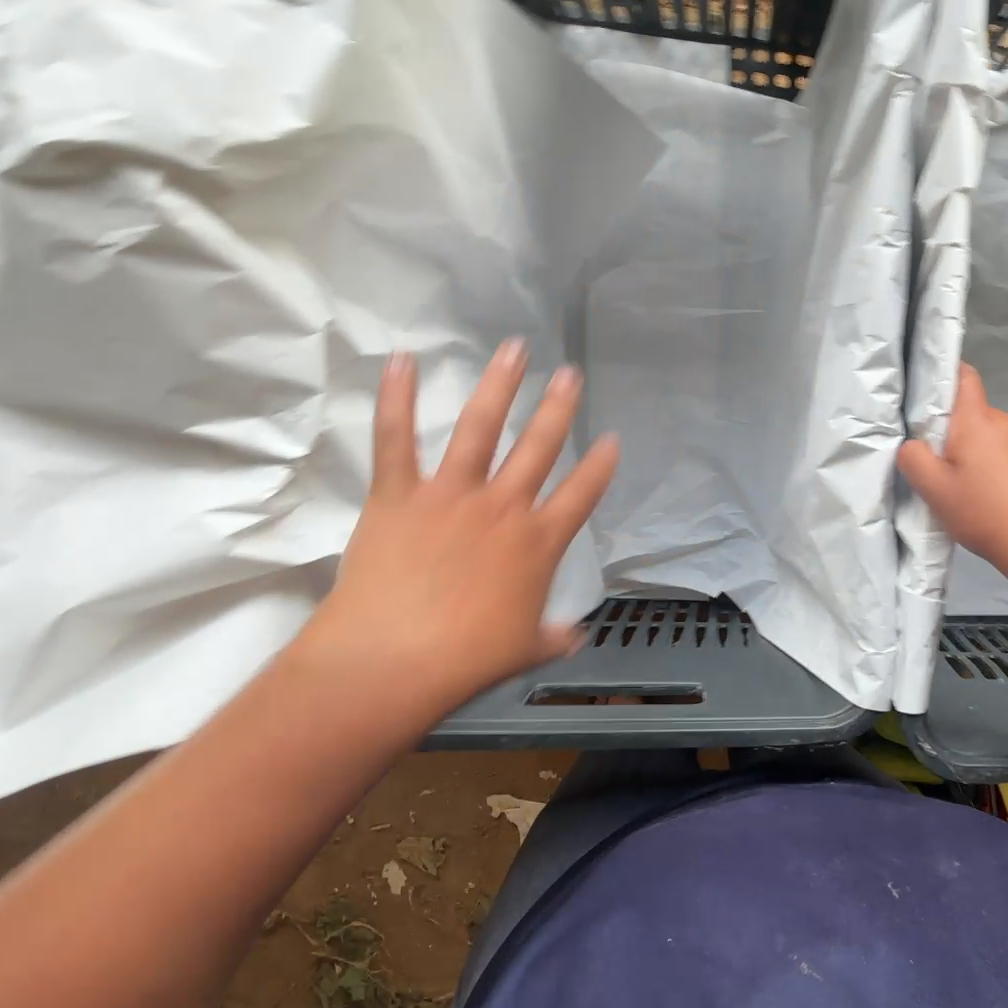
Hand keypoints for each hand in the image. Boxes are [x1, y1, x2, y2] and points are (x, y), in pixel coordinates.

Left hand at [303, 341, 617, 709]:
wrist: (396, 657)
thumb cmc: (469, 658)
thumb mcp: (526, 649)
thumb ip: (553, 635)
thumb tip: (574, 637)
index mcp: (539, 543)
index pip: (581, 494)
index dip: (600, 466)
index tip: (612, 440)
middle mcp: (503, 507)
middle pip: (540, 447)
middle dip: (559, 407)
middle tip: (570, 374)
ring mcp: (450, 494)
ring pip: (481, 428)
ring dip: (499, 385)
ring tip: (514, 349)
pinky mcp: (398, 493)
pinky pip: (395, 437)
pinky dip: (397, 397)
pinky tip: (402, 359)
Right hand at [898, 363, 1007, 577]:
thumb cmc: (983, 512)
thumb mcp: (933, 489)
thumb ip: (913, 458)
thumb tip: (913, 445)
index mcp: (977, 419)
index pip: (963, 375)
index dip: (944, 377)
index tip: (925, 401)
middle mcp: (1005, 422)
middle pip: (971, 414)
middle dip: (952, 433)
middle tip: (938, 467)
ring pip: (989, 438)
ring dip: (974, 455)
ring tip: (964, 491)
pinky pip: (1006, 456)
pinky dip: (993, 470)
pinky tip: (989, 501)